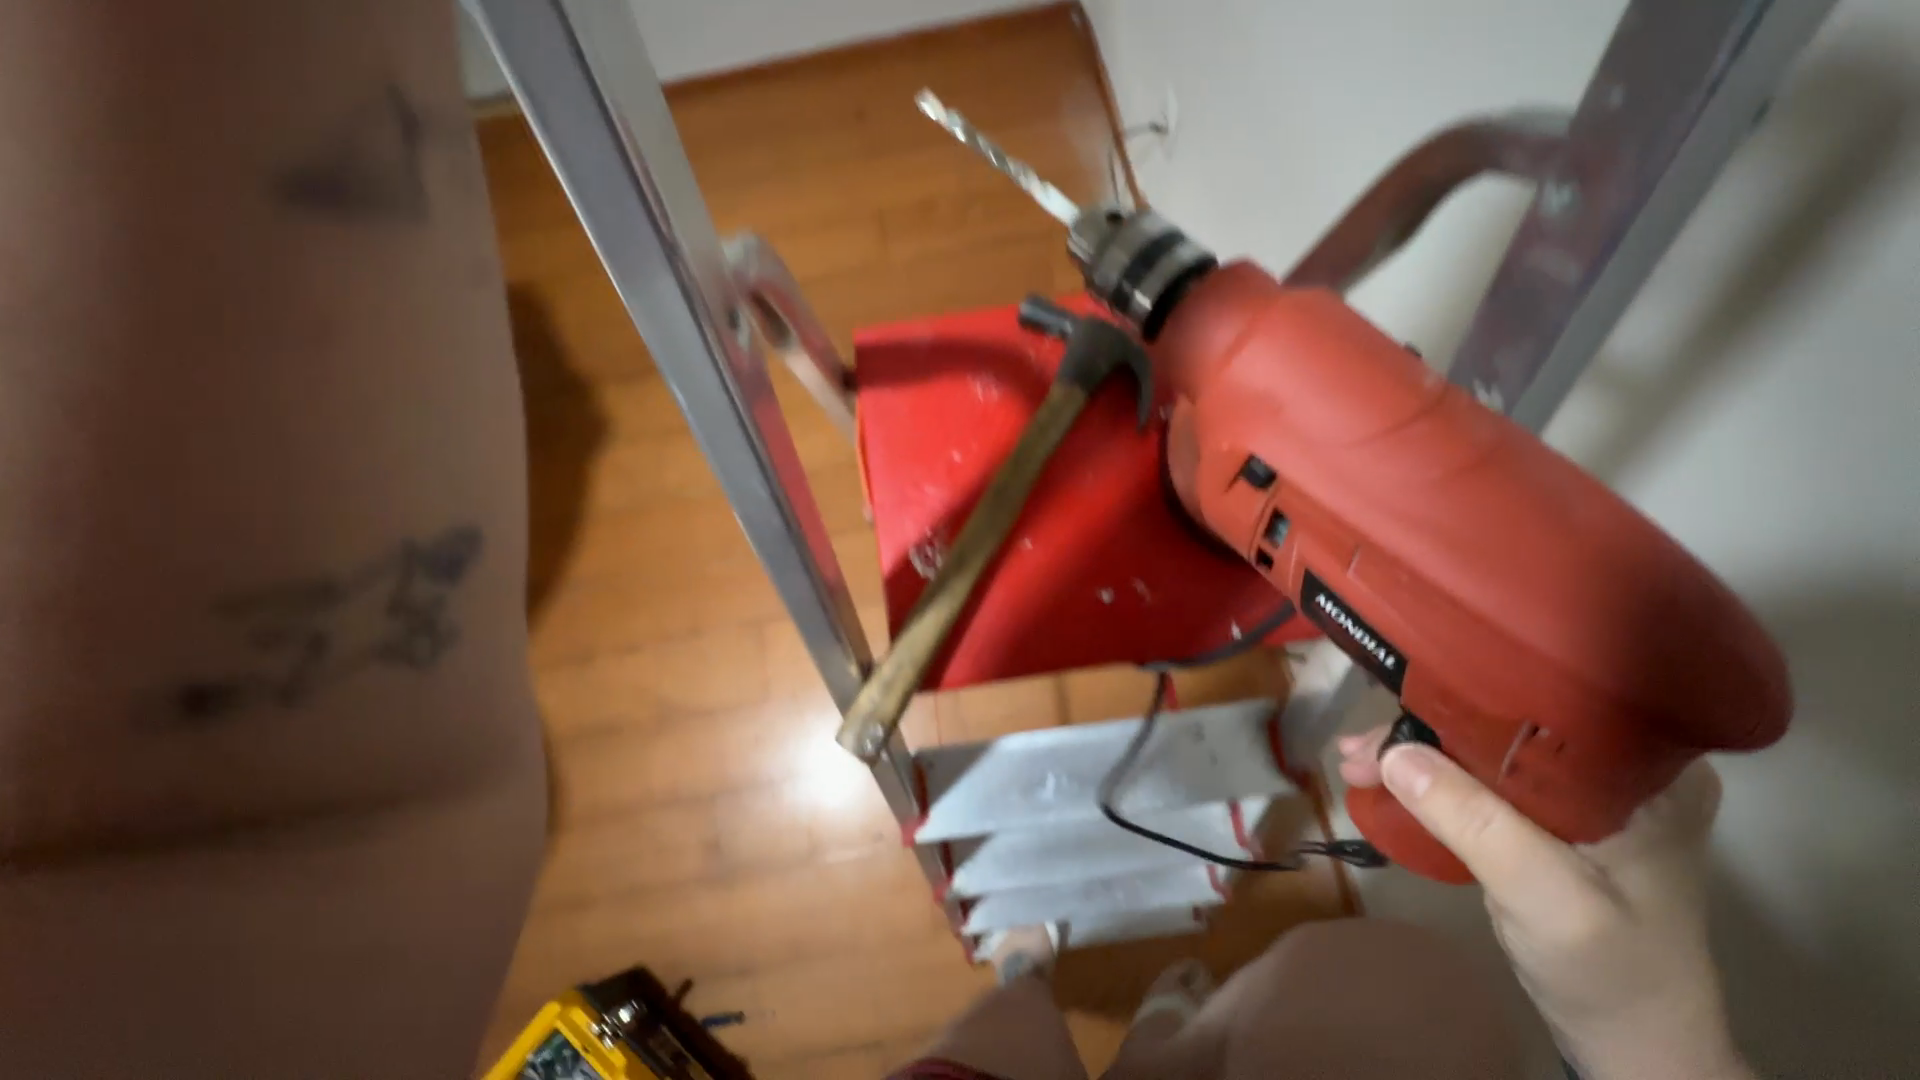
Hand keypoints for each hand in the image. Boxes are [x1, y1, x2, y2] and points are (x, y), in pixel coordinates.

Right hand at [1337, 731, 1751, 1079]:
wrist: (1633, 1046)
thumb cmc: (1612, 970)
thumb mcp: (1545, 895)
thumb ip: (1475, 822)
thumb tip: (1393, 755)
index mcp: (1648, 771)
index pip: (1548, 704)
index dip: (1465, 699)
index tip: (1395, 708)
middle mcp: (1620, 769)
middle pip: (1506, 728)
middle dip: (1426, 734)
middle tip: (1358, 751)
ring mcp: (1586, 797)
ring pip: (1487, 754)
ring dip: (1420, 758)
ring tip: (1355, 765)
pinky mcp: (1554, 821)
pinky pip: (1485, 784)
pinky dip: (1434, 783)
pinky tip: (1388, 783)